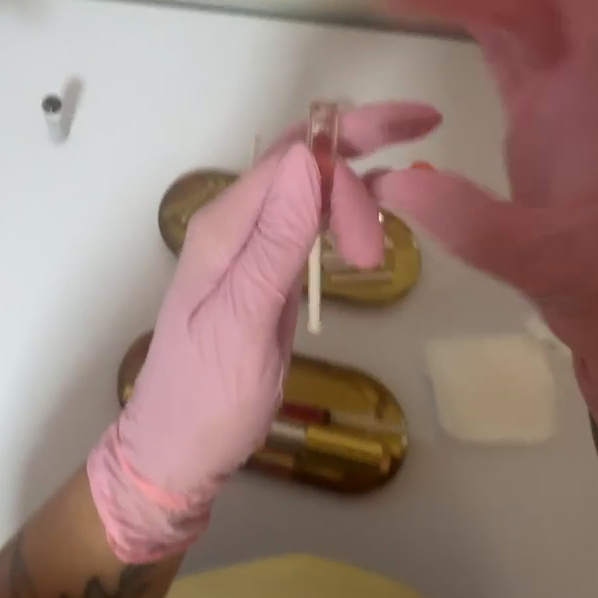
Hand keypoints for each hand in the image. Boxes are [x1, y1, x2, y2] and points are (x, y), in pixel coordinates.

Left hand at [87, 101, 440, 561]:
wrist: (176, 448)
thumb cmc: (206, 396)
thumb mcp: (242, 322)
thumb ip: (274, 242)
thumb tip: (307, 160)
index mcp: (224, 227)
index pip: (291, 159)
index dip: (347, 153)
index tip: (396, 194)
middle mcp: (236, 225)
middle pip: (301, 161)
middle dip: (361, 149)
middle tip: (421, 159)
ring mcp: (251, 246)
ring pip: (310, 190)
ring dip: (357, 197)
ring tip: (380, 249)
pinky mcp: (266, 270)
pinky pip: (308, 224)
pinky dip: (344, 220)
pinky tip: (369, 234)